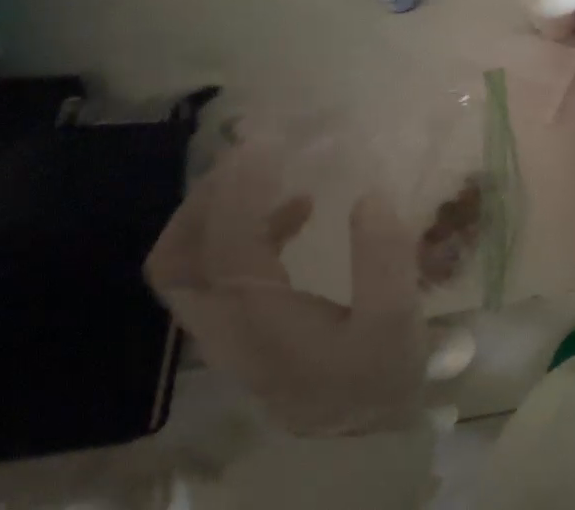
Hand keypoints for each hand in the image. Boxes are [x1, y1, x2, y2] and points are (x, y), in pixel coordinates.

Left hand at [146, 144, 427, 434]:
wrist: (362, 435)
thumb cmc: (382, 373)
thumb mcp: (398, 318)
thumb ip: (384, 259)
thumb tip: (369, 194)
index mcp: (262, 321)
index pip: (228, 245)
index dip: (242, 189)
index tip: (272, 140)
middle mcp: (225, 327)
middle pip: (176, 258)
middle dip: (206, 198)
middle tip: (253, 153)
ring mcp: (224, 333)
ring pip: (185, 267)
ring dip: (215, 213)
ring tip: (271, 174)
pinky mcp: (240, 332)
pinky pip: (212, 275)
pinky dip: (237, 234)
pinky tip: (295, 211)